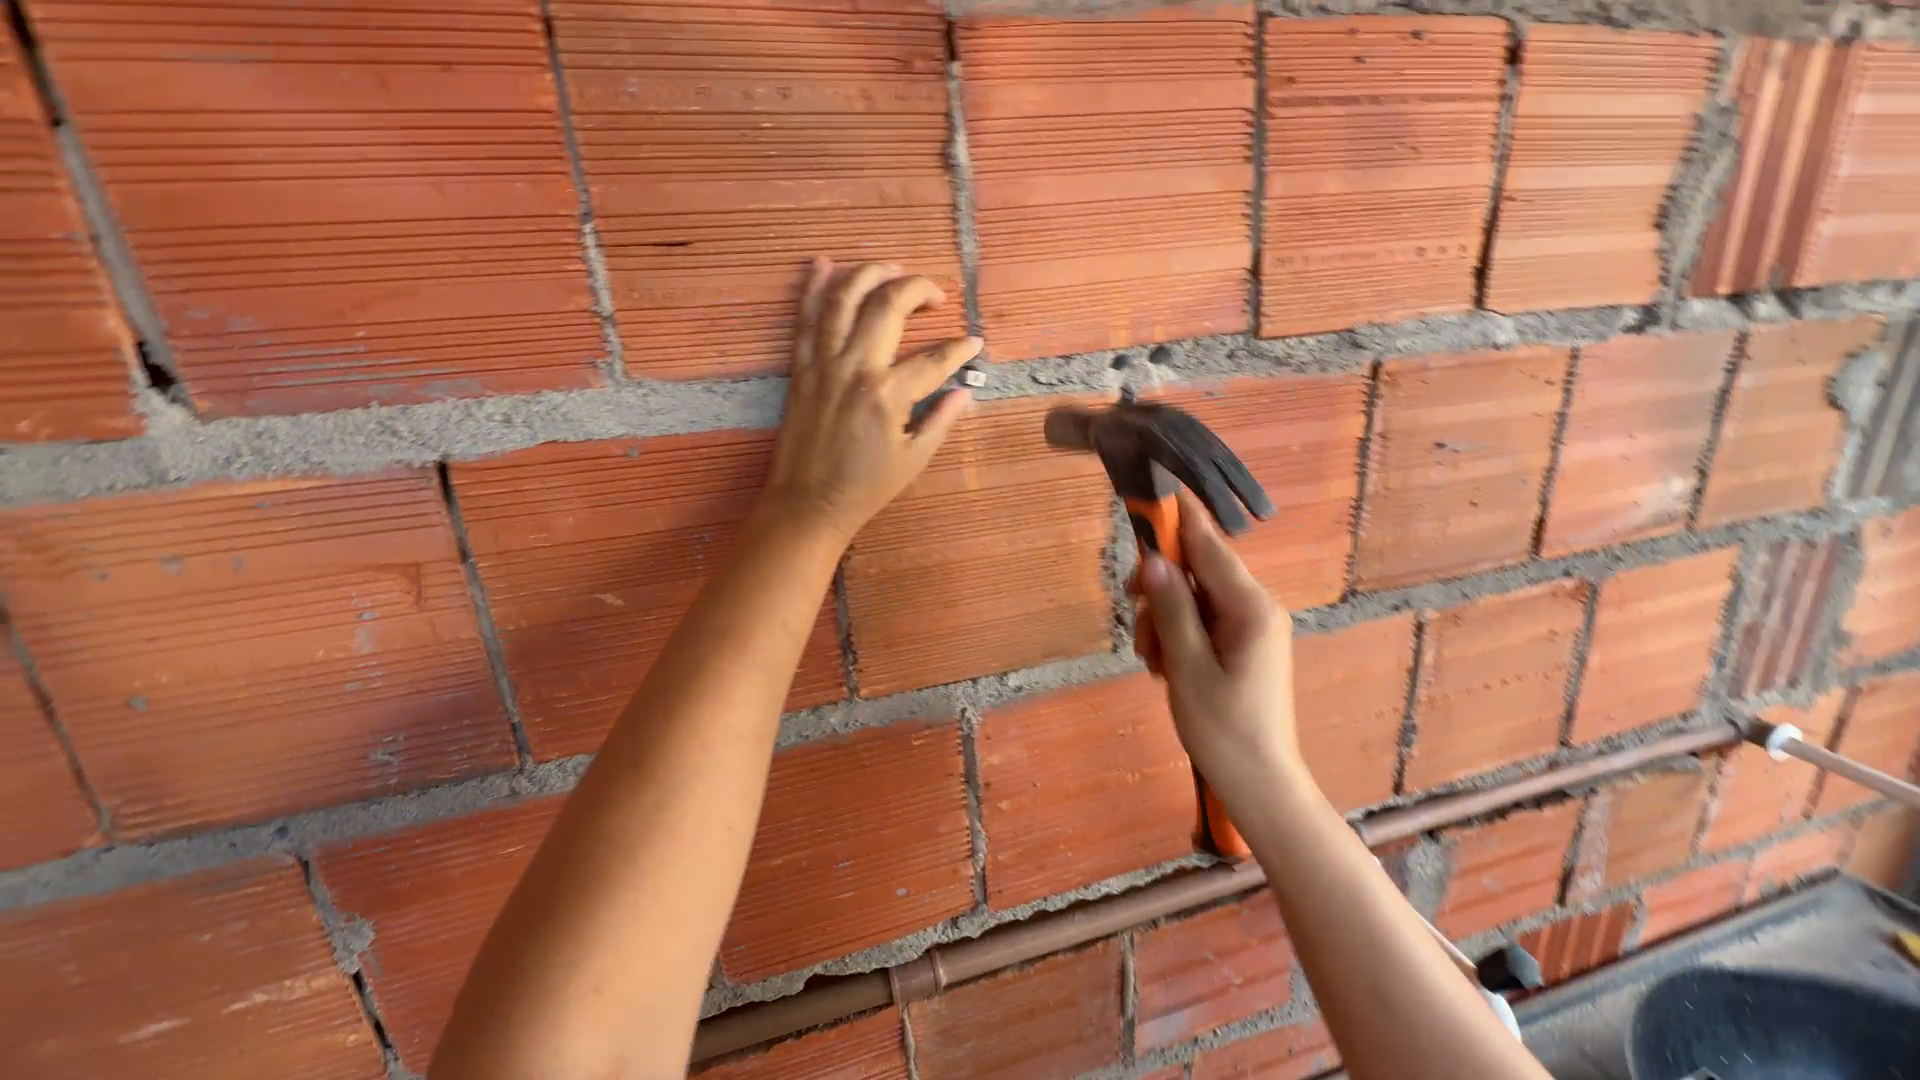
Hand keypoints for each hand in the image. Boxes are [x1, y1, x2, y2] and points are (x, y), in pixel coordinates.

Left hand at [761, 257, 982, 540]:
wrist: (807, 504)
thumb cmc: (865, 488)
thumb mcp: (914, 459)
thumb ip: (941, 420)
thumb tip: (966, 392)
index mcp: (889, 395)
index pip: (936, 358)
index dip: (960, 349)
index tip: (974, 343)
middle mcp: (856, 369)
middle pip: (889, 305)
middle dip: (918, 288)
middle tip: (935, 295)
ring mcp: (824, 364)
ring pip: (845, 298)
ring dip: (871, 272)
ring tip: (892, 266)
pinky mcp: (800, 367)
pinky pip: (805, 317)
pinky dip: (812, 287)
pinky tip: (823, 263)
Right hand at [1136, 490, 1303, 793]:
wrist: (1259, 783)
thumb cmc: (1223, 729)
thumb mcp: (1188, 667)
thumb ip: (1171, 609)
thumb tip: (1153, 560)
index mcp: (1250, 607)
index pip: (1209, 545)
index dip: (1177, 519)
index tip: (1148, 494)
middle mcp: (1255, 607)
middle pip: (1196, 571)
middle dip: (1159, 591)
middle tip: (1138, 627)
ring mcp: (1250, 626)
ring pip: (1192, 599)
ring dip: (1163, 621)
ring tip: (1154, 665)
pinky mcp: (1241, 645)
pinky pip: (1201, 622)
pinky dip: (1177, 637)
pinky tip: (1166, 669)